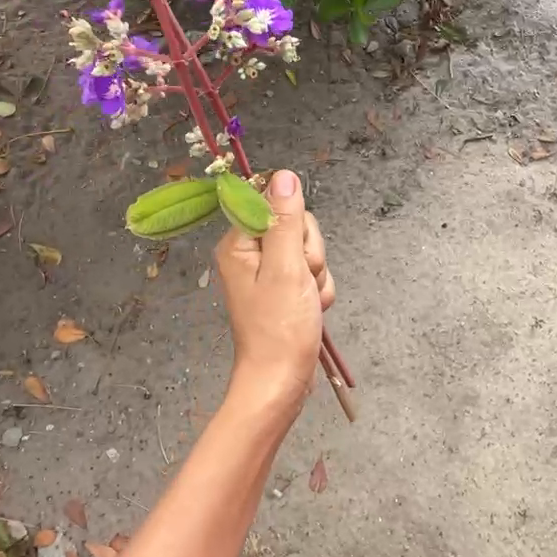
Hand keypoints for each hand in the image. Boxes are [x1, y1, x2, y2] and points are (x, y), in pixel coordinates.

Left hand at [214, 170, 334, 412]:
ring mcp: (268, 275)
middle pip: (298, 228)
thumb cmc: (279, 329)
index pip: (277, 206)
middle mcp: (249, 255)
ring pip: (309, 253)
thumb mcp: (286, 268)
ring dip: (317, 277)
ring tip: (306, 302)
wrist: (282, 381)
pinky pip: (312, 276)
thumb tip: (284, 175)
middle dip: (310, 255)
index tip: (294, 256)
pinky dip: (318, 292)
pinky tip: (311, 310)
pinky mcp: (284, 292)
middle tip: (301, 282)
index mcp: (239, 244)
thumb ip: (286, 220)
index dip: (296, 228)